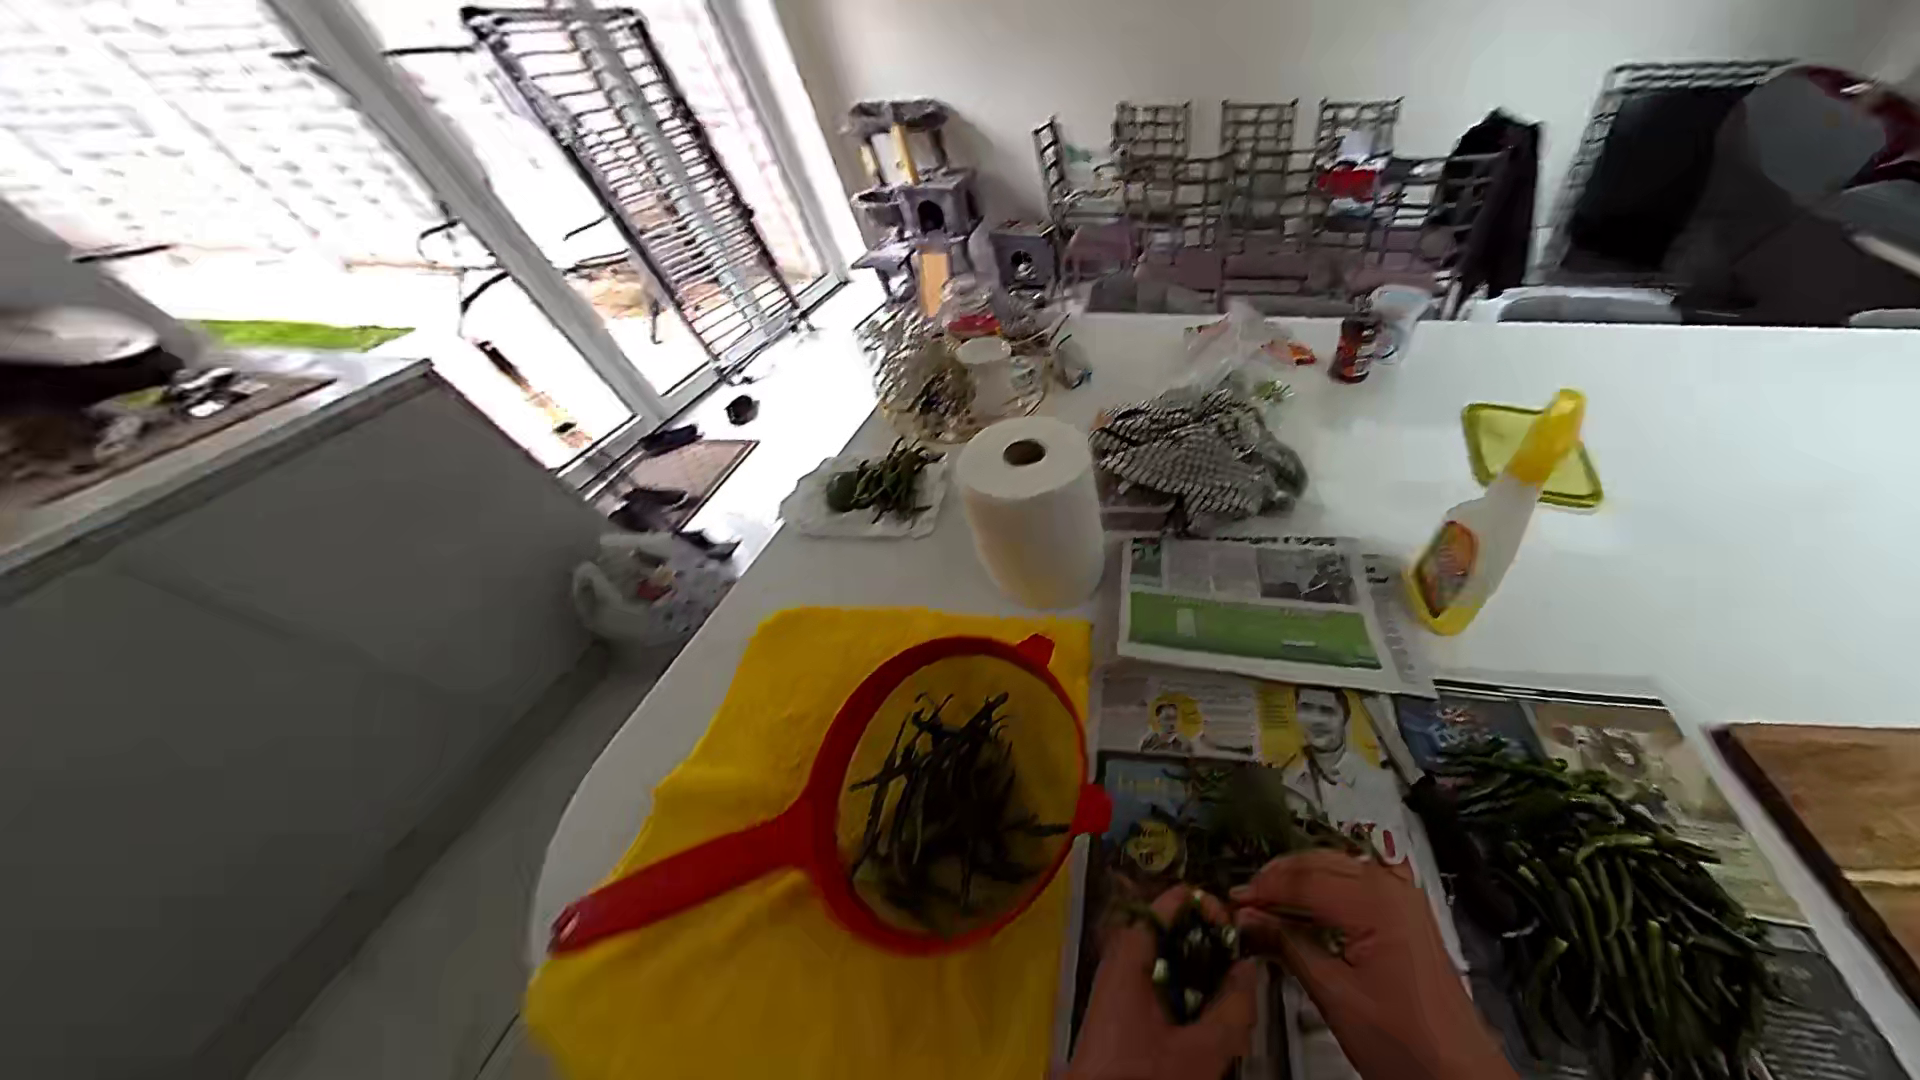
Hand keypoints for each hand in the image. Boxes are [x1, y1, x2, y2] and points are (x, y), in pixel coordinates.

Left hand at [1066, 886, 1257, 1079]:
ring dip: (1201, 975)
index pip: (1168, 902)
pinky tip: (1209, 1027)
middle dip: (1209, 946)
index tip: (1234, 931)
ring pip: (1167, 958)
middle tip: (1240, 973)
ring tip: (1232, 1005)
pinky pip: (1159, 982)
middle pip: (1171, 929)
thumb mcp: (1199, 1053)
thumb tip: (1250, 968)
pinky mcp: (1122, 1006)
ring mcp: (1119, 981)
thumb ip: (1232, 1011)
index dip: (1203, 906)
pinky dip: (1186, 994)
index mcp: (1131, 953)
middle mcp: (1121, 957)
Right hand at [1231, 852, 1514, 1079]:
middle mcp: (1391, 888)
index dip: (1262, 888)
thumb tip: (1247, 916)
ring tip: (1267, 901)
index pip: (1302, 880)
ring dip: (1297, 878)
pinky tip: (1304, 903)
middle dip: (1276, 878)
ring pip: (1332, 865)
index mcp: (1376, 903)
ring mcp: (1402, 897)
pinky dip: (1322, 885)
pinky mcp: (1405, 912)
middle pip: (1316, 863)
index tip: (1234, 900)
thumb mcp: (1335, 995)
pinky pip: (1353, 879)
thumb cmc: (1407, 1046)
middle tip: (1246, 900)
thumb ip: (1287, 945)